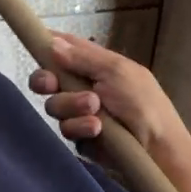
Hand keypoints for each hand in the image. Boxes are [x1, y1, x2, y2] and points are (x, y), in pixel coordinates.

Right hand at [28, 32, 185, 149]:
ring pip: (54, 105)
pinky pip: (65, 128)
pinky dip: (79, 126)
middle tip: (50, 84)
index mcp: (95, 65)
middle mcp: (83, 85)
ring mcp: (79, 112)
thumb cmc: (142, 103)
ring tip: (95, 109)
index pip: (65, 48)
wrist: (156, 149)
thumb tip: (52, 42)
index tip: (34, 44)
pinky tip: (96, 129)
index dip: (48, 44)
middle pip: (48, 78)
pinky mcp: (78, 135)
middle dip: (45, 80)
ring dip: (71, 105)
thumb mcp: (116, 72)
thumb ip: (82, 57)